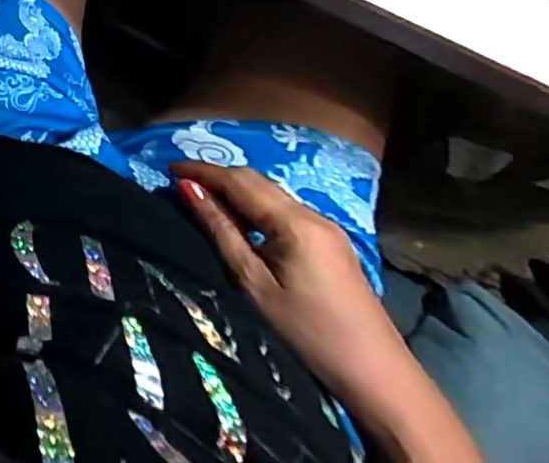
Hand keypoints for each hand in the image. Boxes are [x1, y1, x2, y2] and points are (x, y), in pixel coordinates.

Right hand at [172, 162, 408, 414]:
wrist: (380, 380)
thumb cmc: (307, 333)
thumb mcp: (253, 282)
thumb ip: (220, 229)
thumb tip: (188, 188)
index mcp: (294, 222)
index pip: (239, 180)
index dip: (201, 170)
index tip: (168, 168)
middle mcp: (313, 215)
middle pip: (257, 181)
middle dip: (217, 175)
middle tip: (181, 181)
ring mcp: (327, 229)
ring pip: (271, 194)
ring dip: (236, 190)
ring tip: (203, 197)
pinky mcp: (332, 244)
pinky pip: (284, 210)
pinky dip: (255, 206)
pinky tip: (240, 219)